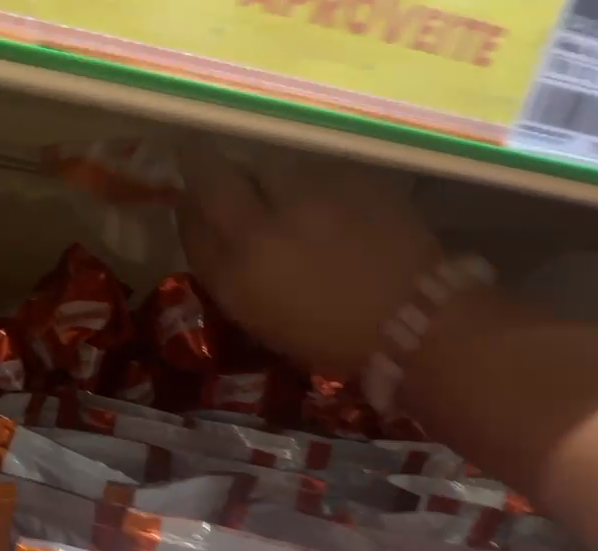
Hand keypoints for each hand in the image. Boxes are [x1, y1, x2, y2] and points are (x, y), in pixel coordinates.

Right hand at [176, 149, 443, 376]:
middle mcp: (261, 227)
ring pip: (264, 163)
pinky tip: (317, 194)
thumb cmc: (332, 339)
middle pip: (214, 177)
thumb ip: (233, 278)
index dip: (186, 211)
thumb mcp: (264, 322)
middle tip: (208, 166)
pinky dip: (304, 177)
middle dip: (204, 168)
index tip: (189, 205)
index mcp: (236, 274)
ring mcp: (306, 194)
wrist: (411, 320)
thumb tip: (218, 243)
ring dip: (258, 171)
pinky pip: (310, 166)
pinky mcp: (347, 174)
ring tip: (270, 183)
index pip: (191, 224)